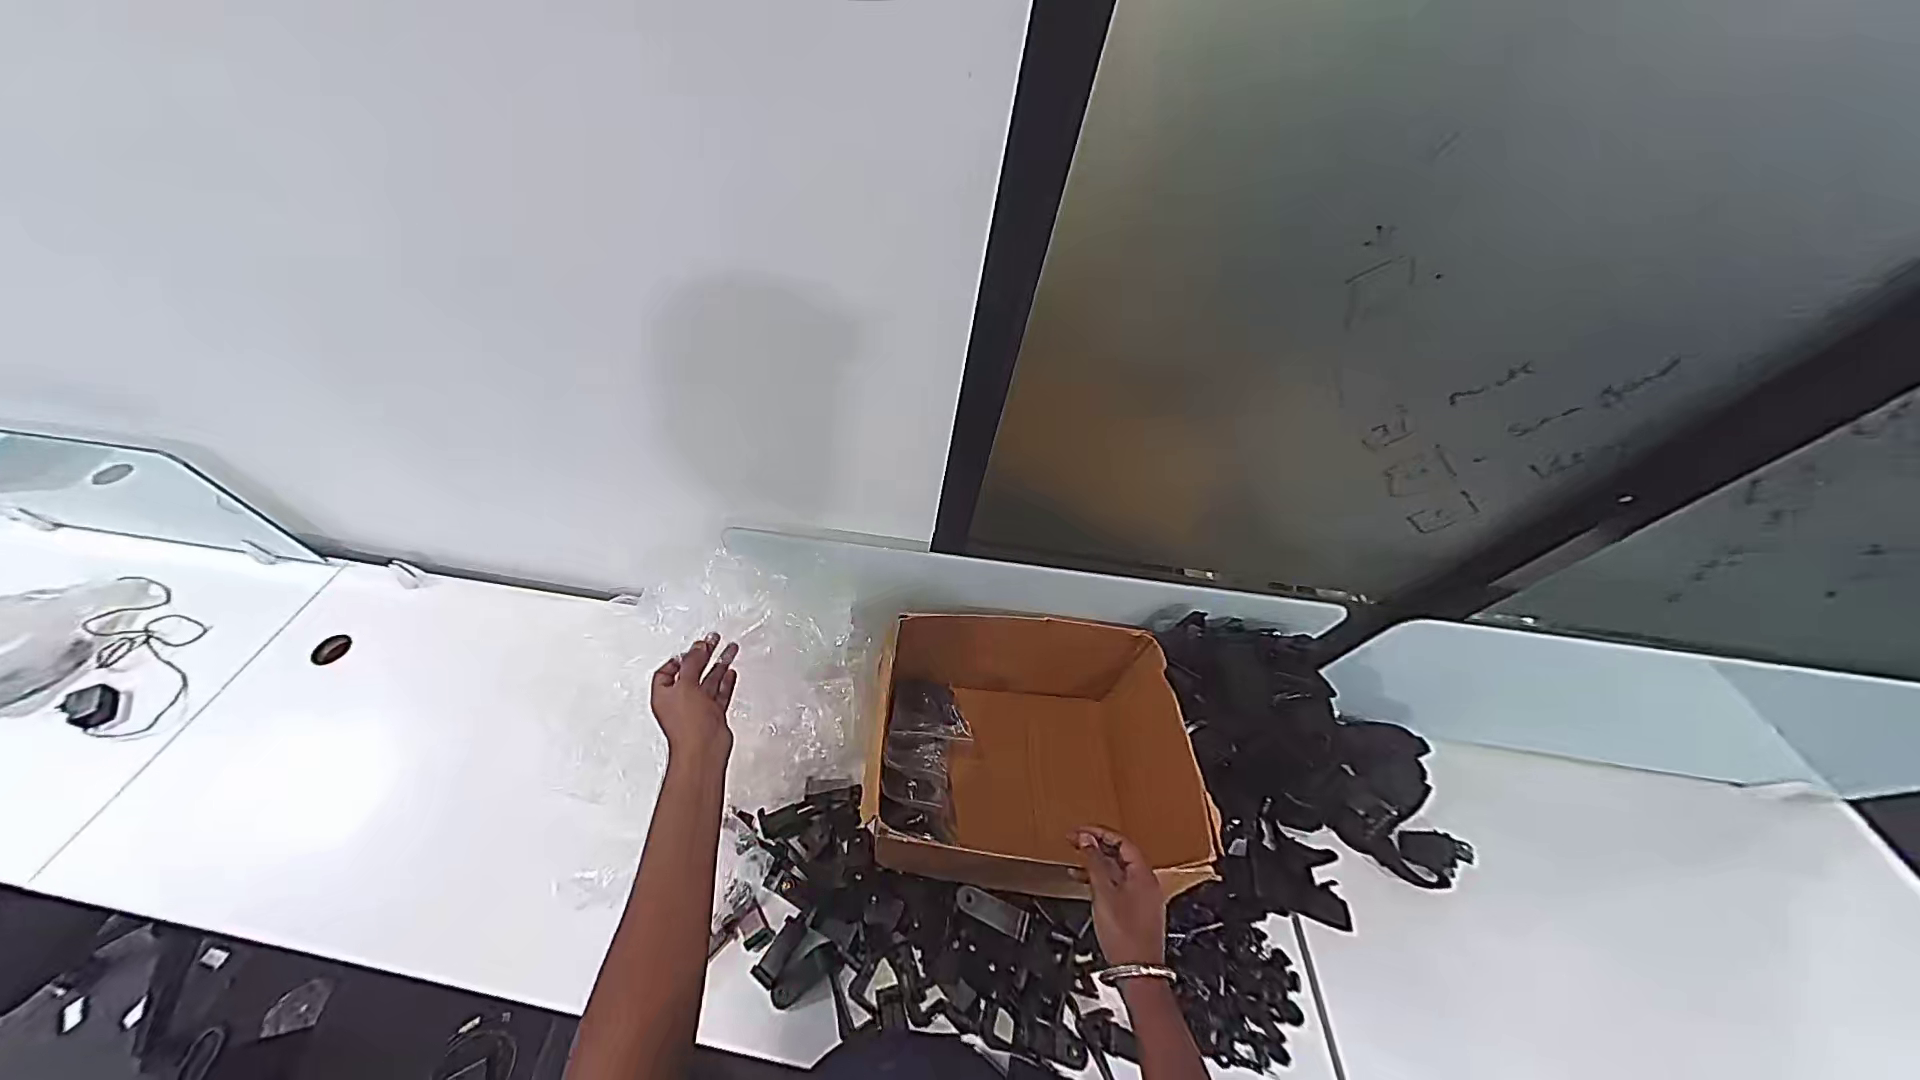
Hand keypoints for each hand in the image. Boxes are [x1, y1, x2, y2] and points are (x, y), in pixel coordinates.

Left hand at [651, 633, 737, 766]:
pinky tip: (730, 673)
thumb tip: (697, 648)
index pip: (670, 669)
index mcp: (664, 693)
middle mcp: (679, 700)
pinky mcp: (713, 714)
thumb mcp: (686, 685)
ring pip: (709, 680)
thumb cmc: (688, 726)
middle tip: (714, 641)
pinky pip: (720, 693)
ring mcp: (697, 708)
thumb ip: (692, 664)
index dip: (682, 656)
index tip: (695, 646)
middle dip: (703, 656)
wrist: (704, 749)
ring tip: (730, 650)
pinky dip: (725, 682)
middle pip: (692, 672)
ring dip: (719, 664)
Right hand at [1073, 825, 1165, 966]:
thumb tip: (1086, 839)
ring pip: (1118, 870)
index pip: (1121, 841)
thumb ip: (1093, 862)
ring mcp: (1142, 897)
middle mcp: (1146, 883)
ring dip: (1097, 863)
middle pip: (1121, 854)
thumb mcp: (1103, 893)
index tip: (1080, 831)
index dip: (1099, 833)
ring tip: (1077, 859)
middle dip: (1096, 846)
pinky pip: (1118, 884)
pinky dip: (1102, 880)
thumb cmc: (1124, 936)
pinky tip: (1086, 883)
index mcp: (1143, 874)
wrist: (1137, 972)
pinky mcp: (1136, 910)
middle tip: (1076, 841)